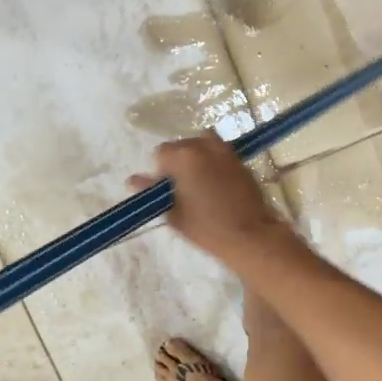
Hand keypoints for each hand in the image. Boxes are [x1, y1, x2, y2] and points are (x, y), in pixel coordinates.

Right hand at [131, 132, 290, 262]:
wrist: (249, 234)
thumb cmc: (206, 227)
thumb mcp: (172, 212)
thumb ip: (151, 192)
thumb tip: (132, 180)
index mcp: (184, 156)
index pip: (160, 153)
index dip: (160, 172)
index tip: (167, 191)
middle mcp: (204, 145)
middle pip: (181, 146)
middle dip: (177, 163)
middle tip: (182, 190)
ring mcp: (225, 150)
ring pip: (201, 145)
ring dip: (195, 158)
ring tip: (199, 183)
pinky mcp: (240, 160)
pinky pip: (218, 153)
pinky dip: (212, 162)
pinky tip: (216, 185)